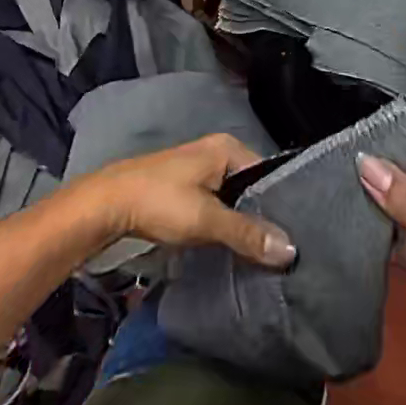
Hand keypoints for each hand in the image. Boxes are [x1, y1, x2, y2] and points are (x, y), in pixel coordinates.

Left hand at [70, 134, 297, 267]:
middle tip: (285, 252)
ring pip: (234, 201)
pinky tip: (236, 249)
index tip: (298, 236)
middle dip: (263, 218)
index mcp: (227, 148)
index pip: (269, 174)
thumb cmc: (160, 202)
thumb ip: (247, 233)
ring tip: (267, 256)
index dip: (282, 205)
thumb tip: (291, 250)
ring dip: (244, 225)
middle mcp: (218, 154)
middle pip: (252, 189)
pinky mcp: (187, 191)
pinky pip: (219, 208)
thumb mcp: (206, 219)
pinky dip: (226, 226)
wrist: (107, 206)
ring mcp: (201, 172)